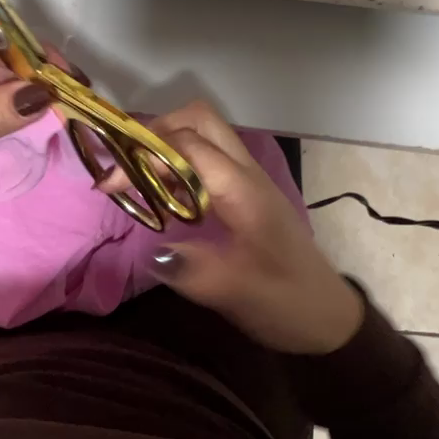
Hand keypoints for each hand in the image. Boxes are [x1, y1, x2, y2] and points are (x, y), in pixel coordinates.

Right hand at [143, 101, 363, 354]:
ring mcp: (248, 183)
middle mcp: (246, 174)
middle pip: (199, 121)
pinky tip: (160, 199)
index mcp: (243, 189)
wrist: (327, 317)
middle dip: (155, 132)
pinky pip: (208, 163)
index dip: (144, 153)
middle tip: (123, 167)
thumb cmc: (288, 302)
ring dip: (166, 148)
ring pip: (204, 138)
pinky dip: (178, 167)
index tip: (111, 185)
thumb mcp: (239, 293)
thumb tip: (154, 252)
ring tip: (133, 182)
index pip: (188, 143)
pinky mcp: (245, 197)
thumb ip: (194, 271)